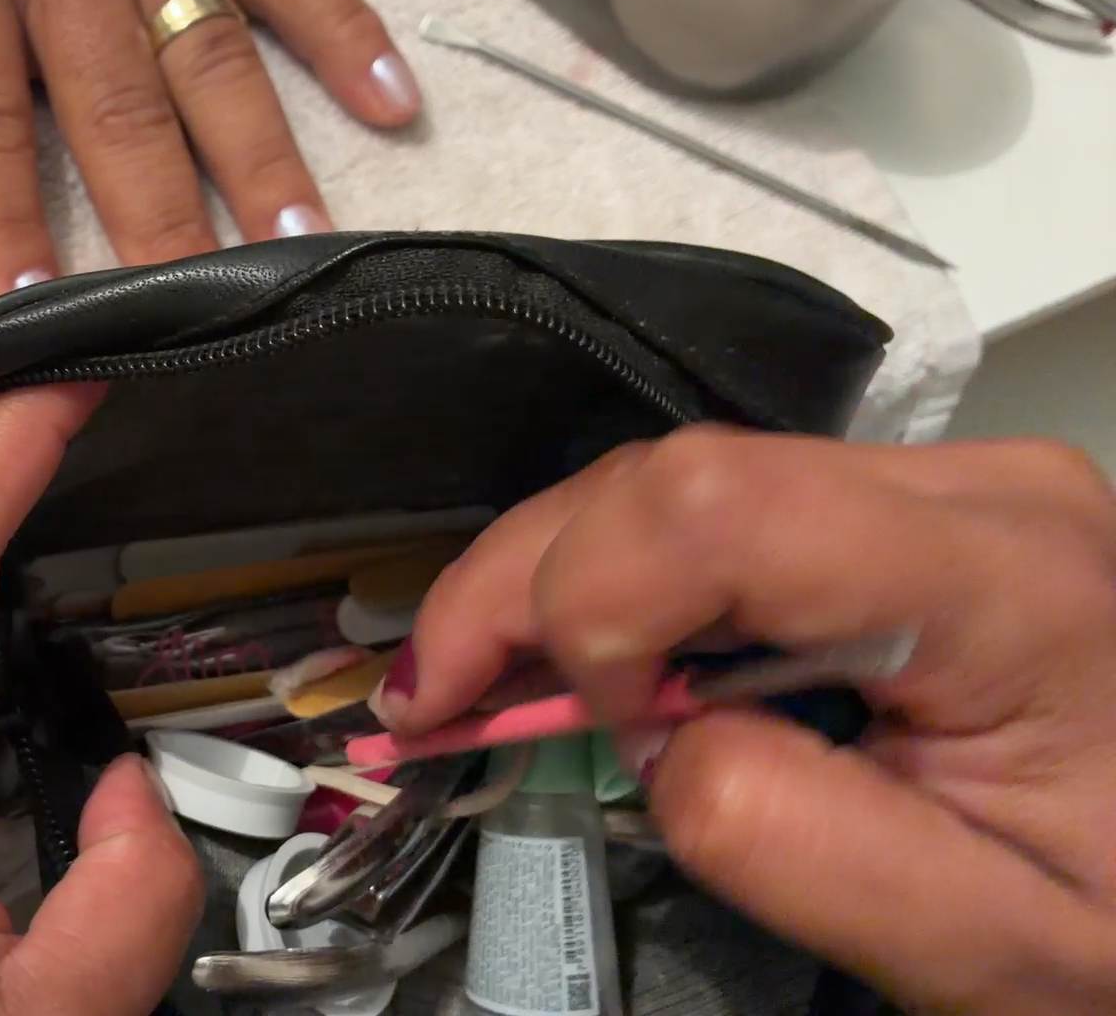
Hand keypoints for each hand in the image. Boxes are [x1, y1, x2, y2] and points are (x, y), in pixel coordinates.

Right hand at [374, 427, 1115, 1013]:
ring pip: (630, 490)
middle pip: (642, 486)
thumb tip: (639, 735)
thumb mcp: (1000, 949)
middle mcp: (936, 482)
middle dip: (503, 593)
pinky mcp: (845, 505)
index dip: (594, 610)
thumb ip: (793, 840)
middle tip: (430, 699)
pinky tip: (540, 649)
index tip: (599, 730)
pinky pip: (661, 516)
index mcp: (998, 575)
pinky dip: (569, 584)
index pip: (712, 515)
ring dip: (521, 588)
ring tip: (466, 678)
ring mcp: (889, 480)